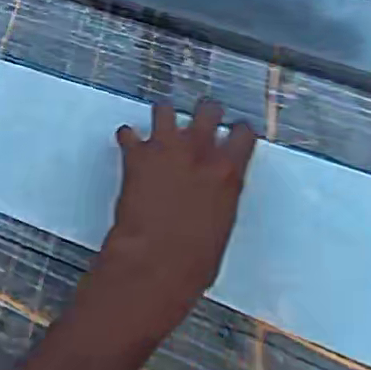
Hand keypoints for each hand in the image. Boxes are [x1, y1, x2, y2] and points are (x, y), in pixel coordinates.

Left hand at [91, 99, 257, 336]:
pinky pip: (128, 132)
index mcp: (227, 172)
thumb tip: (213, 190)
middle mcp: (197, 151)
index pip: (242, 135)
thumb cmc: (194, 258)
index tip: (236, 129)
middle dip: (205, 110)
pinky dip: (128, 138)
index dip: (239, 130)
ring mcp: (164, 147)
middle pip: (206, 110)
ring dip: (163, 115)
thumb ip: (220, 194)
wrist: (155, 260)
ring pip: (164, 109)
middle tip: (203, 115)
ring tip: (162, 122)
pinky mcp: (135, 153)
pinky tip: (129, 144)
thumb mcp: (223, 224)